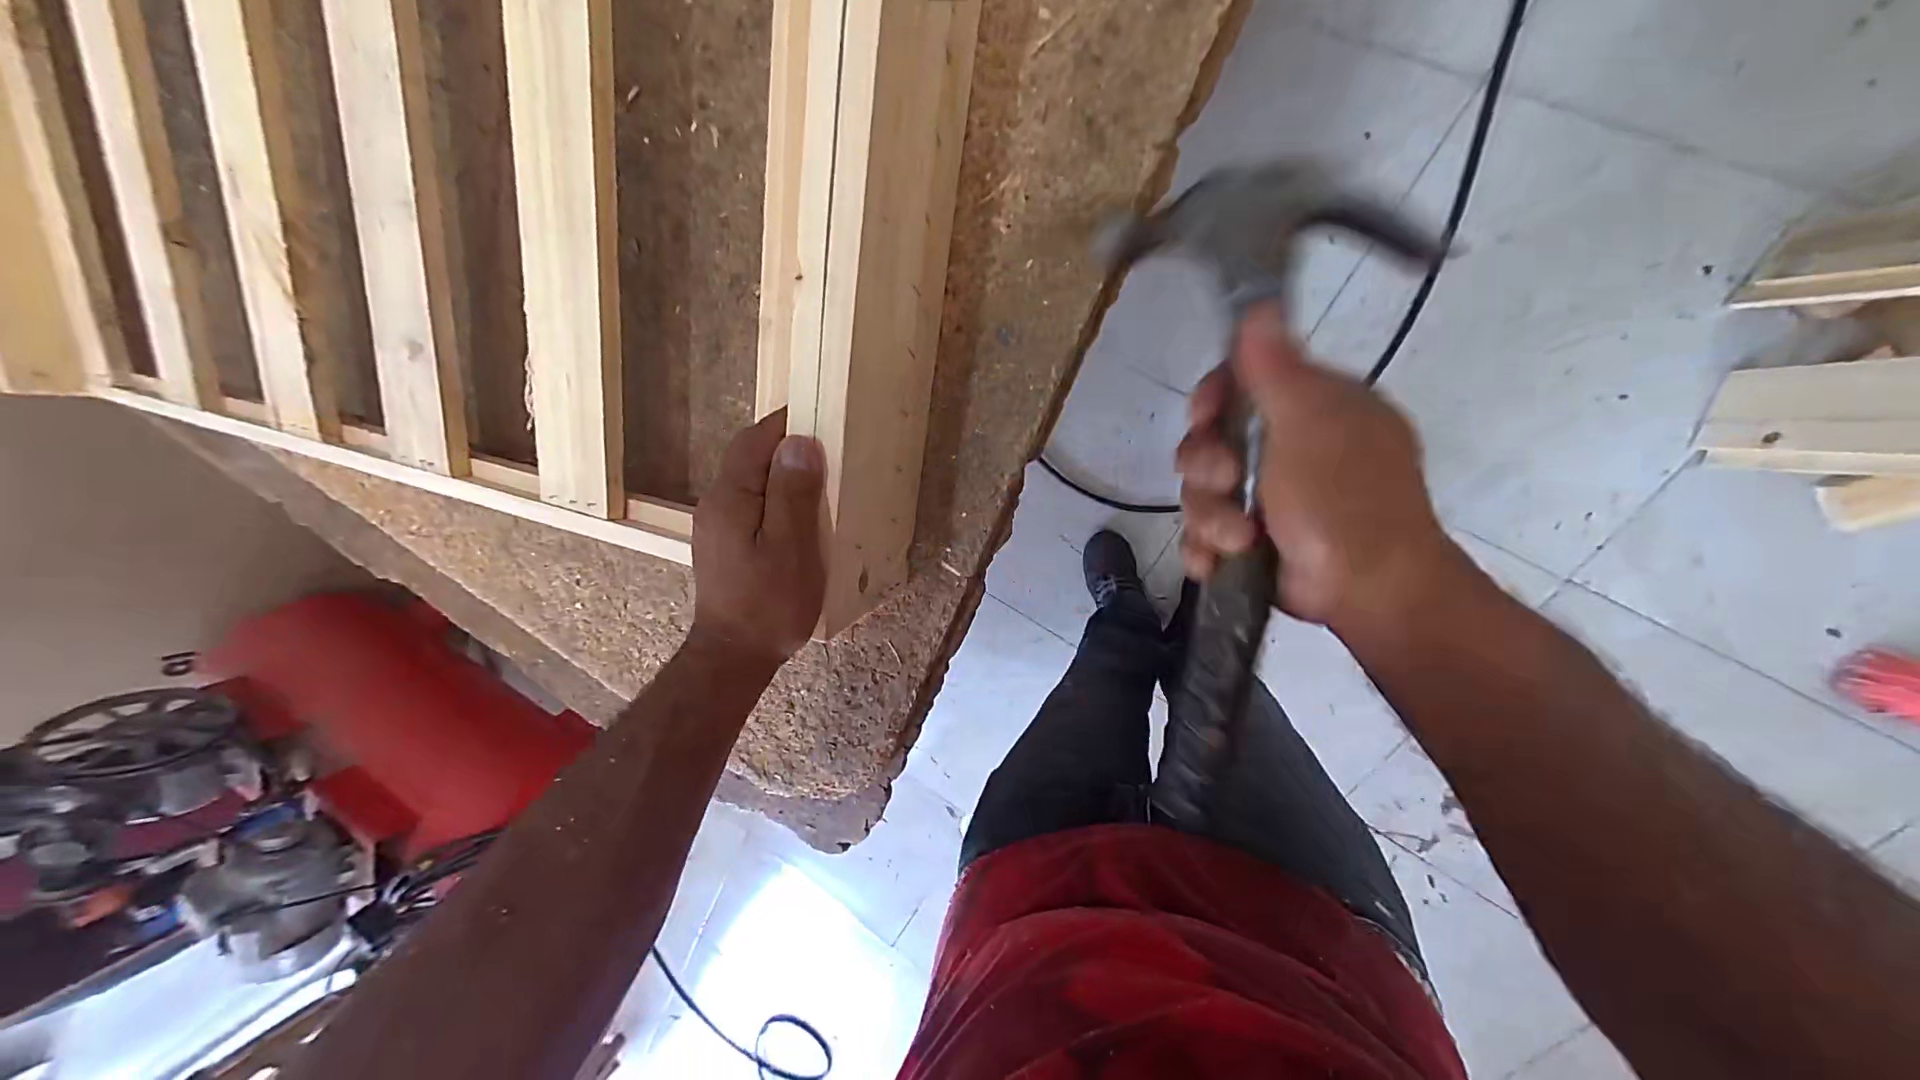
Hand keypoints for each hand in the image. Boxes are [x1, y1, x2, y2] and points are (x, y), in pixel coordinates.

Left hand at [689, 410, 826, 670]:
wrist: (734, 656)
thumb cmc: (769, 603)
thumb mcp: (791, 547)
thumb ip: (793, 493)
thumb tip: (799, 442)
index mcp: (730, 497)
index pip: (756, 439)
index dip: (788, 424)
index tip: (825, 419)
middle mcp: (716, 503)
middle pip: (751, 457)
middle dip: (789, 448)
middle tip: (832, 453)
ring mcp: (717, 524)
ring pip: (753, 481)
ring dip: (785, 475)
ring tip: (823, 484)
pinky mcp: (725, 543)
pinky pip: (752, 505)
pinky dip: (777, 499)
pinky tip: (800, 517)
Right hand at [1175, 303, 1457, 630]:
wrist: (1367, 589)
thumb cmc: (1344, 498)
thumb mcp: (1310, 424)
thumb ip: (1276, 369)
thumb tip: (1258, 306)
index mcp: (1310, 410)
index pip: (1241, 385)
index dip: (1213, 398)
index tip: (1205, 415)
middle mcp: (1285, 450)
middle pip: (1209, 442)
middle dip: (1206, 466)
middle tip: (1227, 482)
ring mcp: (1266, 499)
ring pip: (1201, 493)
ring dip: (1210, 516)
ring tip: (1238, 538)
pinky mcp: (1250, 542)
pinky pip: (1204, 534)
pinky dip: (1206, 549)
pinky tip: (1217, 561)